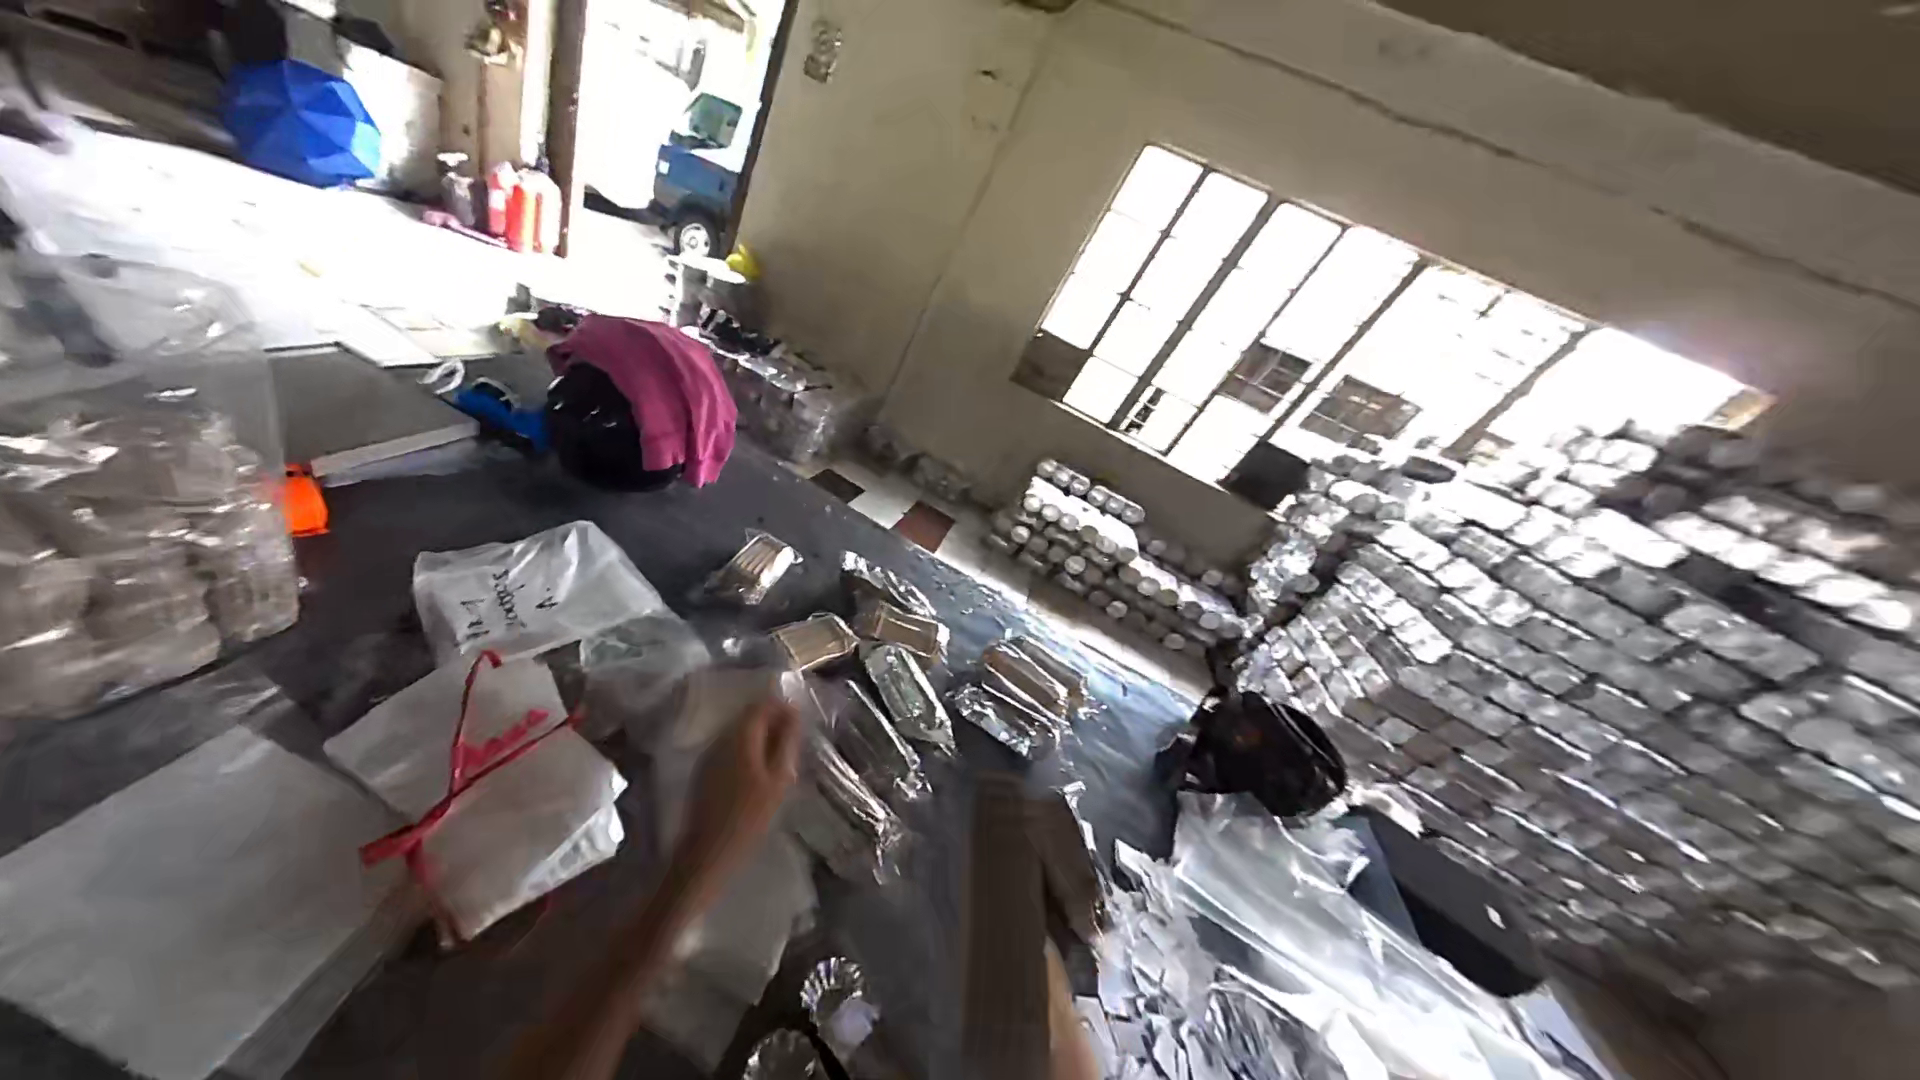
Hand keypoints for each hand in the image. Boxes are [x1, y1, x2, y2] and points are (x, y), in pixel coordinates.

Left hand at [676, 697, 800, 877]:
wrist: (706, 854)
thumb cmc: (749, 817)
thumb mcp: (778, 779)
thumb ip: (786, 742)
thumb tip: (794, 712)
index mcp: (740, 737)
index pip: (761, 705)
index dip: (782, 707)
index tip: (799, 721)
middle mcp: (721, 739)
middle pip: (748, 717)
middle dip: (771, 722)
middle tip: (791, 741)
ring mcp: (709, 755)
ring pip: (738, 733)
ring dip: (759, 738)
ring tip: (778, 758)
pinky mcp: (703, 771)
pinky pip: (729, 749)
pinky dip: (746, 751)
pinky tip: (757, 772)